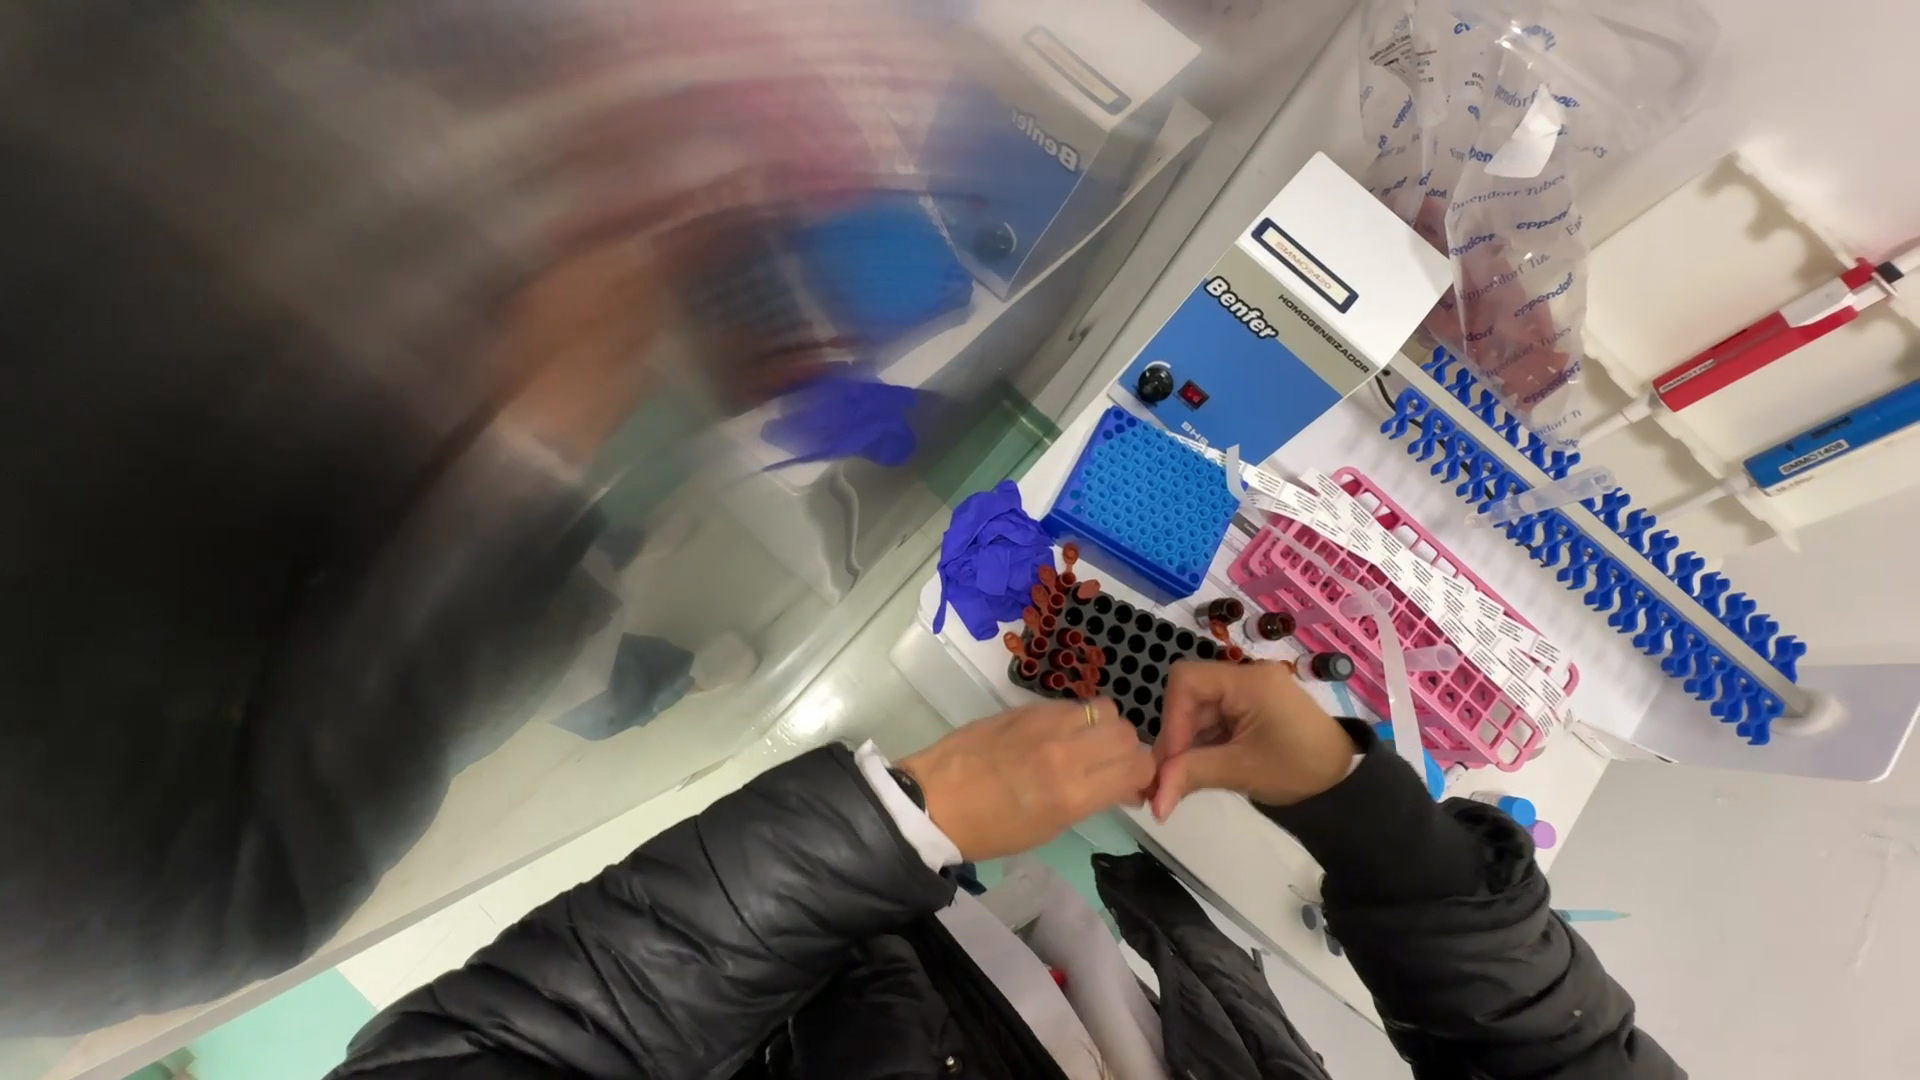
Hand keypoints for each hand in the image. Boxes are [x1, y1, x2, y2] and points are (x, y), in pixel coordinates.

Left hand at [900, 699, 1155, 861]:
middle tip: (1109, 766)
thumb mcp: (1050, 827)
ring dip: (1102, 728)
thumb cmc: (991, 830)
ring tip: (1084, 746)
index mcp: (1072, 792)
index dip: (1144, 775)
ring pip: (1103, 708)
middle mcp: (1065, 751)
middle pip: (1126, 731)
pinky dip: (1075, 719)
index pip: (1139, 765)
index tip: (1131, 785)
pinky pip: (1070, 705)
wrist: (935, 800)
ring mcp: (1044, 723)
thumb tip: (1124, 784)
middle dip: (1126, 750)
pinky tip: (1056, 736)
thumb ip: (1093, 798)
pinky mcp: (1025, 707)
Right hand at [1148, 660, 1356, 819]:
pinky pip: (1214, 717)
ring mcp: (1249, 691)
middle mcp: (1246, 676)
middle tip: (1169, 774)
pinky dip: (1204, 741)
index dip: (1171, 717)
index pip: (1186, 681)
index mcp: (1248, 681)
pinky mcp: (1251, 707)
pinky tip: (1202, 766)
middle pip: (1190, 694)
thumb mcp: (1242, 771)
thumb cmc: (1299, 770)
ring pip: (1198, 708)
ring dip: (1189, 741)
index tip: (1171, 759)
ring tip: (1183, 776)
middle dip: (1178, 734)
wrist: (1347, 785)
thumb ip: (1191, 774)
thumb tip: (1153, 803)